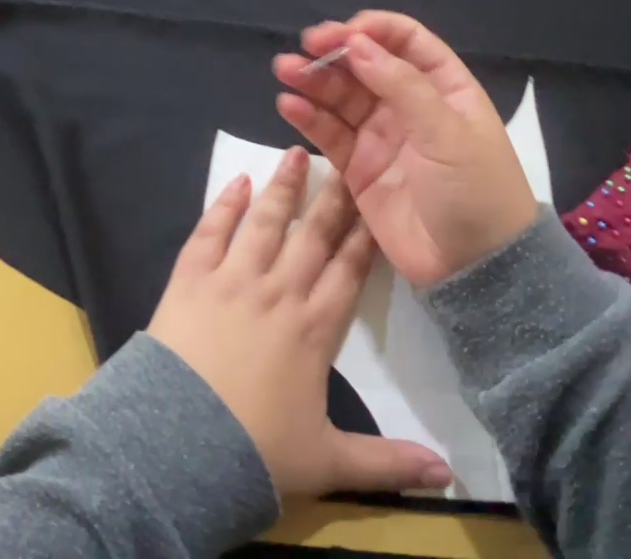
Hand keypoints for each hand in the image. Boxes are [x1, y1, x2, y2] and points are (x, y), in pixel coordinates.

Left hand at [147, 147, 452, 497]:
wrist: (180, 446)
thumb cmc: (255, 451)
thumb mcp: (328, 464)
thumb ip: (388, 464)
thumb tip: (450, 477)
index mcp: (315, 330)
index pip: (349, 270)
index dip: (364, 234)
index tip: (377, 199)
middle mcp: (278, 294)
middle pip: (313, 237)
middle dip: (332, 198)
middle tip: (346, 158)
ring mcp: (232, 282)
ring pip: (264, 224)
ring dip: (282, 189)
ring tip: (295, 153)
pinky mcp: (190, 281)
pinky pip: (210, 233)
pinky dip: (223, 206)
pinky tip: (235, 182)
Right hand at [272, 11, 539, 286]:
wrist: (475, 267)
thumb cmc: (475, 190)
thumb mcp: (447, 132)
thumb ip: (401, 85)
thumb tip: (357, 44)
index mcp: (443, 88)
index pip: (406, 43)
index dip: (374, 30)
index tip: (343, 33)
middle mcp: (409, 105)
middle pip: (365, 66)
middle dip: (334, 53)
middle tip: (304, 48)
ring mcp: (380, 136)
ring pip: (341, 98)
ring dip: (313, 81)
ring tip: (285, 70)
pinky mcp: (357, 168)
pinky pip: (328, 134)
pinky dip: (308, 117)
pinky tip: (288, 105)